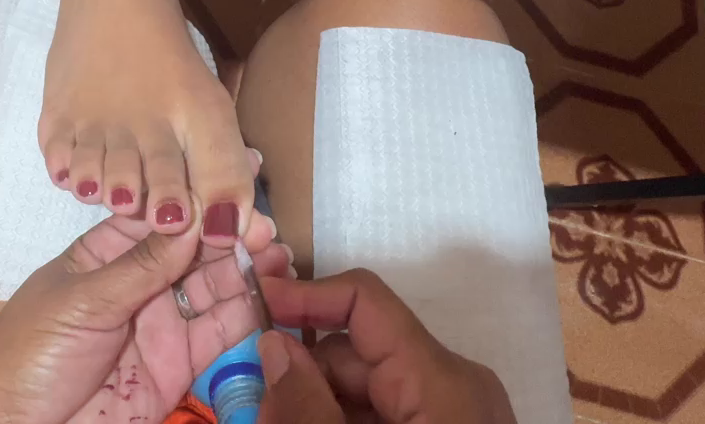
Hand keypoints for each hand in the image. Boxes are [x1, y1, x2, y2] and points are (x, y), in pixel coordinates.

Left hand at [0, 208, 289, 423]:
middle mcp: (139, 281)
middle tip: (264, 221)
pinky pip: (217, 333)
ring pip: (211, 287)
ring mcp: (159, 322)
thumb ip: (141, 264)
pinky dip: (246, 314)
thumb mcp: (83, 300)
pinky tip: (271, 294)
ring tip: (278, 253)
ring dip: (245, 269)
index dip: (196, 196)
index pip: (159, 215)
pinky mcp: (177, 365)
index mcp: (107, 252)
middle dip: (228, 232)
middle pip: (192, 249)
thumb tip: (191, 215)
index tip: (234, 173)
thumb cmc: (30, 353)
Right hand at [260, 269, 515, 423]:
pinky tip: (305, 423)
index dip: (304, 294)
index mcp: (442, 379)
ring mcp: (450, 415)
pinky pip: (380, 413)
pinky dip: (339, 418)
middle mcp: (451, 385)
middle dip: (299, 369)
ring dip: (313, 400)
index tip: (254, 301)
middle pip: (353, 351)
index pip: (364, 299)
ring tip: (273, 415)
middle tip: (252, 397)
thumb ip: (309, 406)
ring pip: (361, 387)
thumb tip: (272, 343)